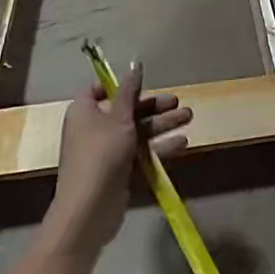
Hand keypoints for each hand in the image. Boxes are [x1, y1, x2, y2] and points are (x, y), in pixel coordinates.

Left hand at [42, 62, 191, 256]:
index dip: (119, 86)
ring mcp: (107, 152)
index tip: (142, 84)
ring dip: (162, 125)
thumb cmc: (101, 154)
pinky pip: (140, 154)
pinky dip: (159, 148)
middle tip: (178, 102)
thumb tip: (135, 64)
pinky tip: (182, 143)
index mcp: (85, 111)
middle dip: (153, 107)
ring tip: (189, 118)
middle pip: (126, 111)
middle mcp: (94, 129)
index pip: (99, 90)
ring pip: (137, 132)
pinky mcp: (119, 172)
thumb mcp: (119, 118)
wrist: (89, 210)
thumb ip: (130, 92)